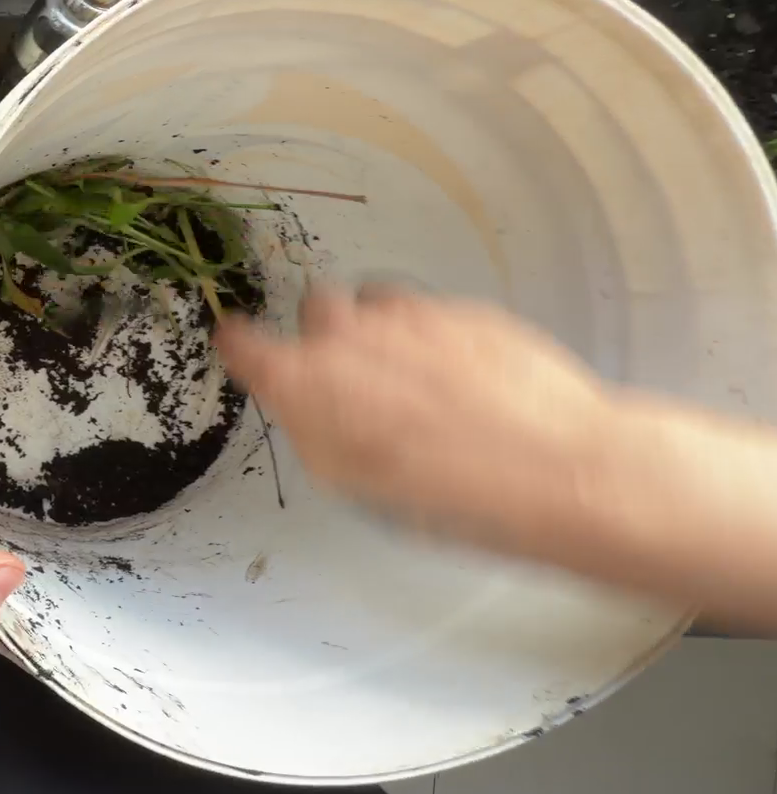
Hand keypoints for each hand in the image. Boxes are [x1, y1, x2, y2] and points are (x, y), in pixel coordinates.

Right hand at [214, 285, 616, 555]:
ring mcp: (406, 315)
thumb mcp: (337, 474)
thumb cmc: (431, 491)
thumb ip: (306, 421)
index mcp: (296, 377)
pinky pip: (430, 313)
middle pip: (314, 305)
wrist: (555, 470)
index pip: (239, 339)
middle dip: (323, 330)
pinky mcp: (466, 311)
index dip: (239, 344)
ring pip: (374, 302)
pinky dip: (432, 337)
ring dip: (378, 327)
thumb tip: (305, 401)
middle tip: (349, 371)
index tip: (244, 350)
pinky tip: (462, 379)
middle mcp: (341, 334)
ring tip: (411, 373)